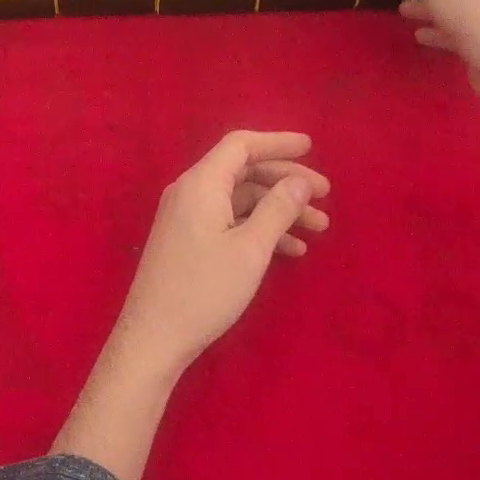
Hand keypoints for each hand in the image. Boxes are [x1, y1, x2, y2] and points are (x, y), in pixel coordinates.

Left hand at [51, 131, 329, 479]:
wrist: (154, 337)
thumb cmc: (203, 290)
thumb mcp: (250, 249)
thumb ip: (278, 209)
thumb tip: (299, 182)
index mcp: (201, 184)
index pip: (240, 146)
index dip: (277, 142)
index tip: (310, 147)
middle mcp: (189, 192)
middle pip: (242, 171)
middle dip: (285, 180)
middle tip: (325, 195)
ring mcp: (185, 217)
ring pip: (239, 199)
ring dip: (278, 209)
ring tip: (318, 228)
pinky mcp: (186, 241)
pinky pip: (228, 220)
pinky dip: (259, 228)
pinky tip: (291, 250)